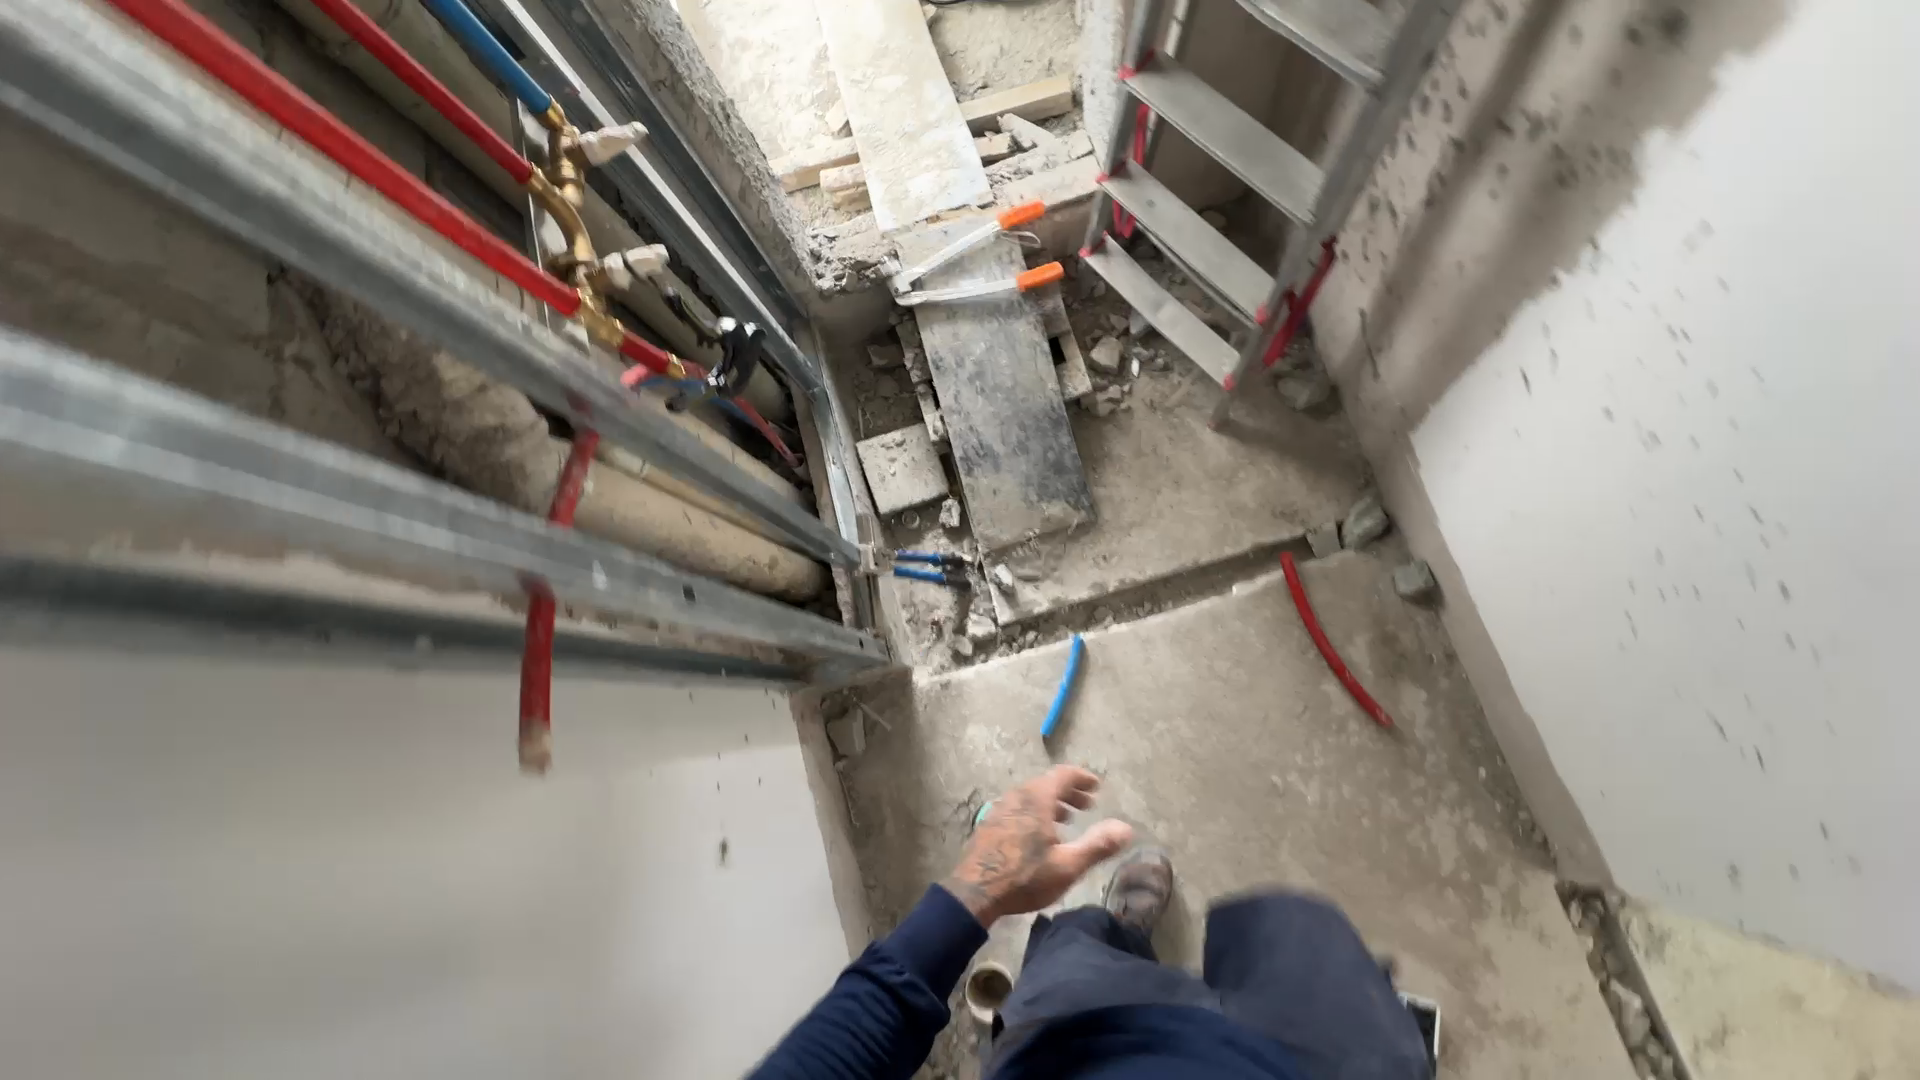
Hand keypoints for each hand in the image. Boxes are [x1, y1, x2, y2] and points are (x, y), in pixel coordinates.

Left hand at [942, 766, 1134, 926]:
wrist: (975, 891)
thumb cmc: (1025, 877)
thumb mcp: (1068, 865)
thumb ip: (1098, 845)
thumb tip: (1126, 828)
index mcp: (1036, 798)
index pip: (1063, 774)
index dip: (1082, 778)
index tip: (1097, 786)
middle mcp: (1017, 795)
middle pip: (1047, 784)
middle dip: (1070, 792)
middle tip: (1088, 806)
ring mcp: (1001, 808)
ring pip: (1031, 796)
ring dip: (1053, 803)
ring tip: (1067, 821)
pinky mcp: (991, 823)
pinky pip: (1019, 807)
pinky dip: (1036, 812)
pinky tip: (1041, 836)